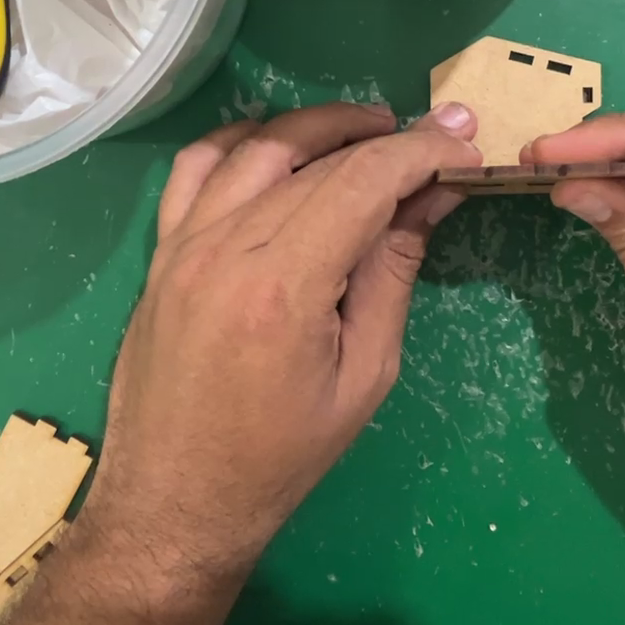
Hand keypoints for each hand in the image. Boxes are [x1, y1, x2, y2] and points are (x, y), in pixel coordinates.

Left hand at [79, 101, 480, 577]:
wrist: (176, 498)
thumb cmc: (282, 455)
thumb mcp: (365, 372)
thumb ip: (393, 271)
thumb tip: (431, 198)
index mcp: (285, 285)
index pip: (363, 180)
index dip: (421, 153)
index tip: (463, 148)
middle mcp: (227, 246)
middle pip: (317, 158)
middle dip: (385, 138)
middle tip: (432, 138)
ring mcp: (183, 242)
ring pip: (256, 146)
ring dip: (318, 125)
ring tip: (367, 130)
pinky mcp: (161, 251)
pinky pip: (195, 167)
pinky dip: (243, 140)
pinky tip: (279, 146)